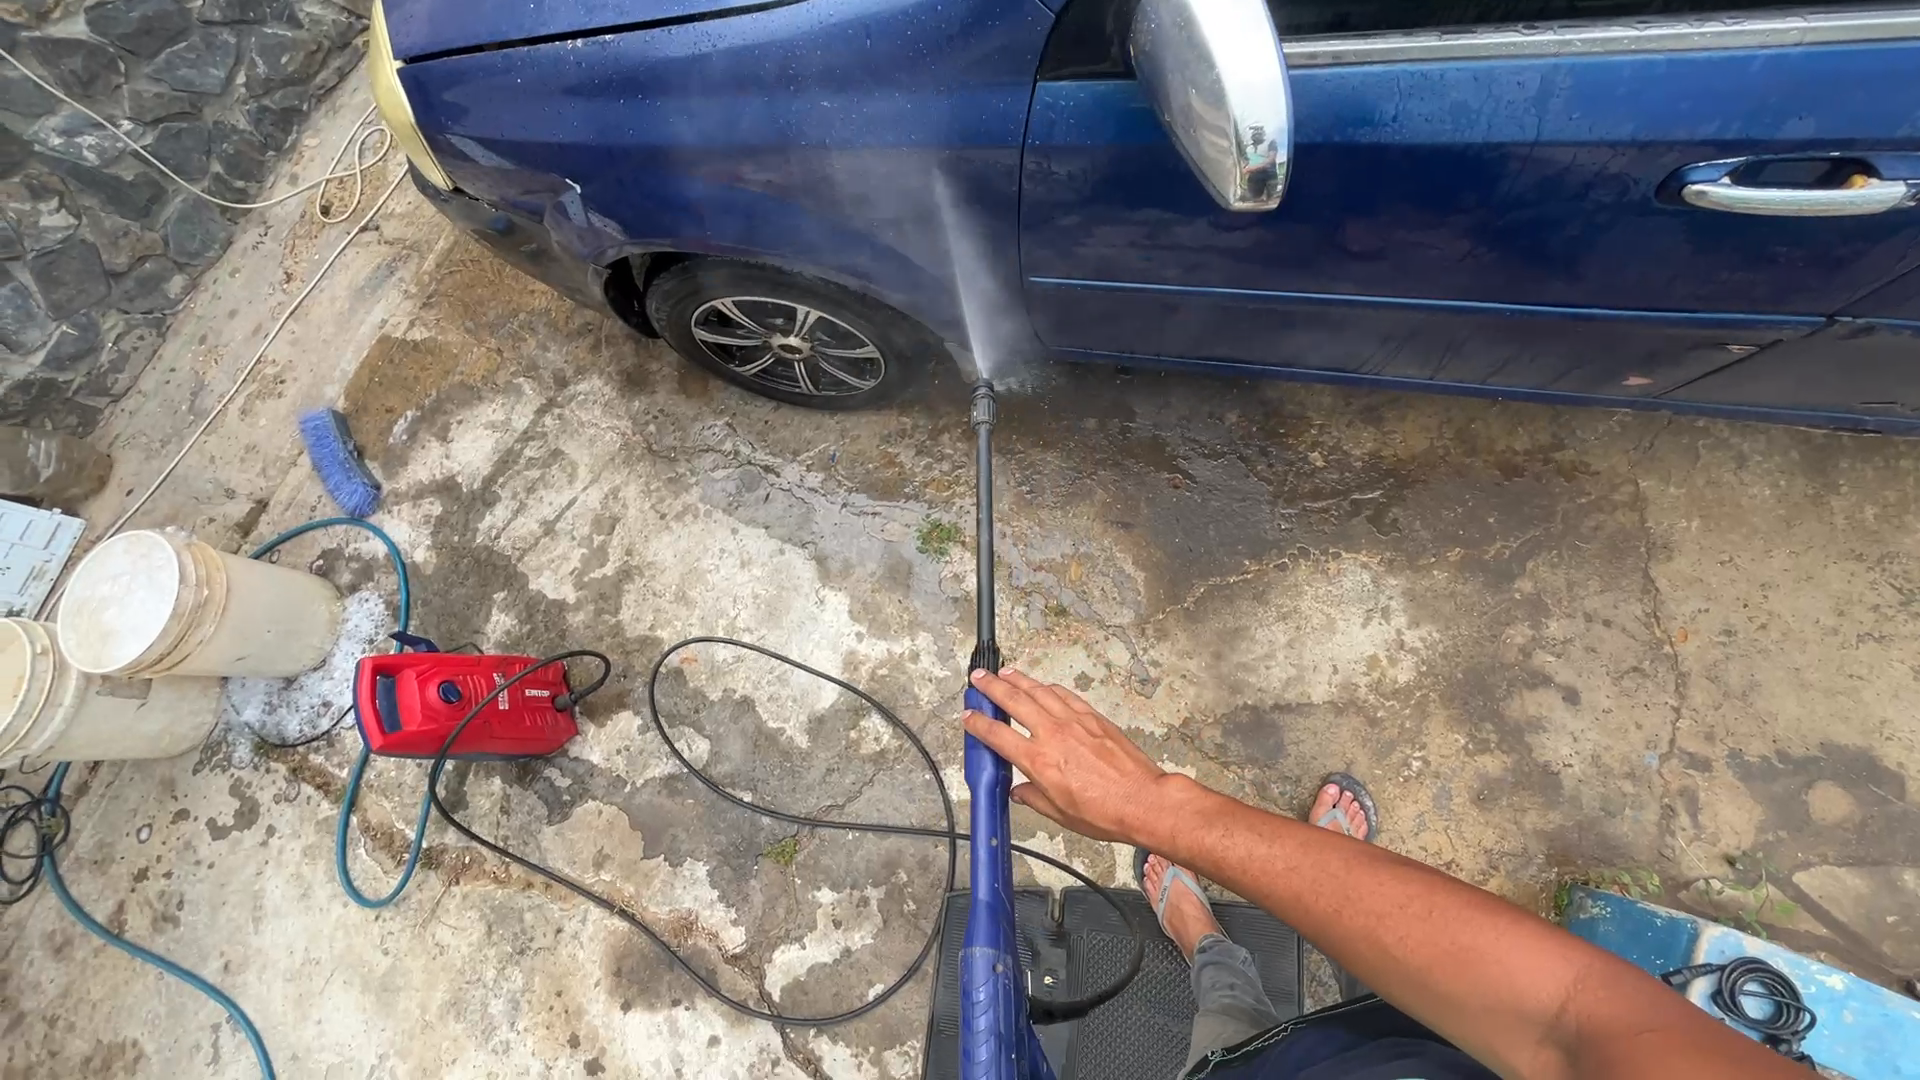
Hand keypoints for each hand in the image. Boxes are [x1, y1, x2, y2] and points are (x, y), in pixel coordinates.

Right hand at [962, 668, 1170, 843]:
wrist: (1142, 800)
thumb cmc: (1105, 811)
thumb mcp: (1060, 814)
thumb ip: (1034, 797)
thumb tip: (1020, 792)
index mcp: (1038, 761)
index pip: (997, 735)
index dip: (979, 724)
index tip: (969, 716)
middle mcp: (1052, 734)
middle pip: (1013, 701)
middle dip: (992, 686)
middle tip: (979, 678)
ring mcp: (1073, 721)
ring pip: (1038, 690)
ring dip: (1018, 679)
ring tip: (1004, 672)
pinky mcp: (1092, 717)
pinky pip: (1064, 695)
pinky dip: (1048, 687)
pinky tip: (1042, 685)